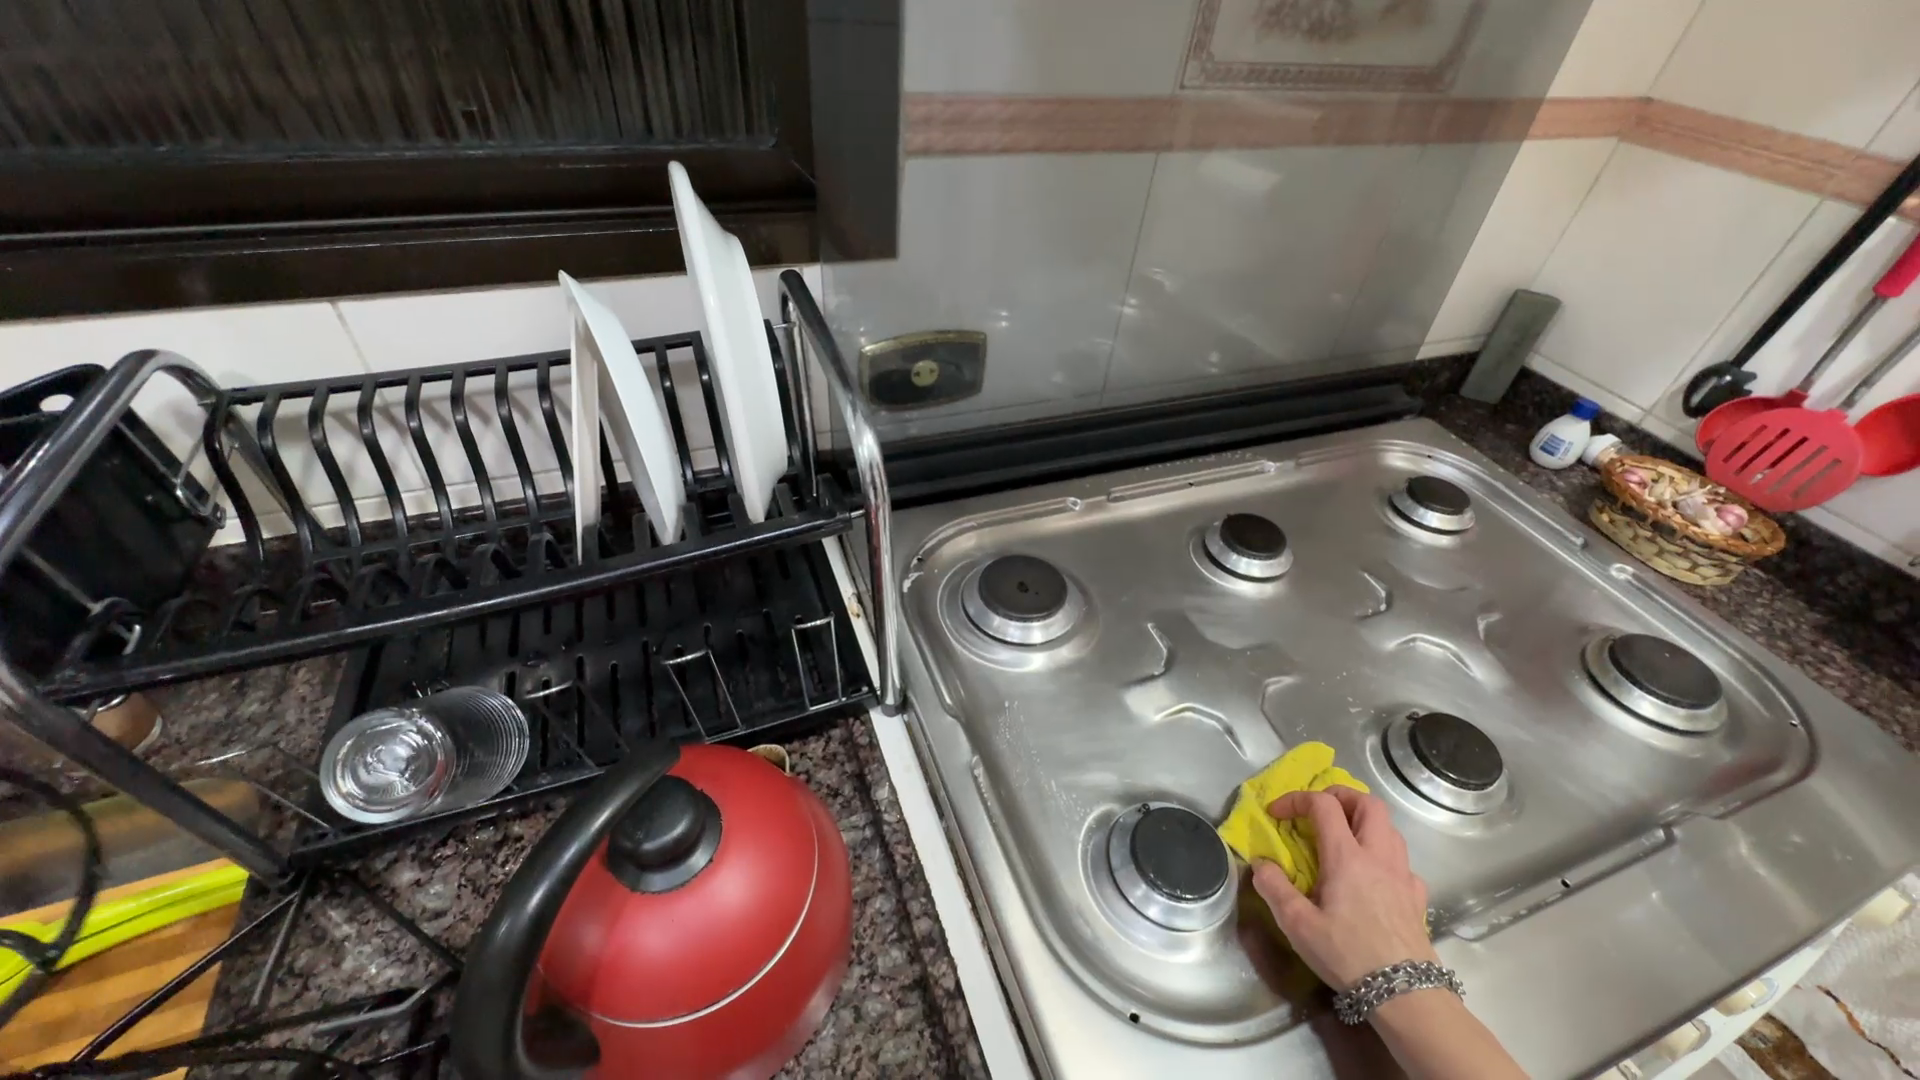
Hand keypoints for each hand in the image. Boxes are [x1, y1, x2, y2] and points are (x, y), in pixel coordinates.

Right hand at [1250, 785, 1435, 990]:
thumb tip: (1261, 864)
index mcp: (1347, 857)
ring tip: (1342, 837)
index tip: (1277, 814)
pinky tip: (1371, 876)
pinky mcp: (1417, 896)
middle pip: (1368, 803)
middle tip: (1318, 809)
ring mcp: (1403, 875)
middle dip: (1340, 796)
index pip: (1323, 805)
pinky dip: (1382, 853)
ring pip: (1389, 827)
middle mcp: (1379, 856)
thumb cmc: (1347, 955)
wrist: (1405, 995)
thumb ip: (1274, 888)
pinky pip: (1401, 859)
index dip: (1296, 799)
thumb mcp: (1297, 924)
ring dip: (1363, 820)